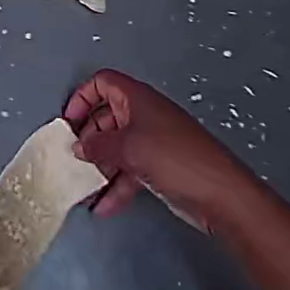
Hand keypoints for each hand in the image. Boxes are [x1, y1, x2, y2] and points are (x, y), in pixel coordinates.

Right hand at [64, 68, 256, 221]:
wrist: (221, 193)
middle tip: (74, 157)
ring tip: (84, 187)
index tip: (69, 121)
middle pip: (106, 117)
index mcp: (137, 98)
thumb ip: (98, 146)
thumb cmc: (175, 157)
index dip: (82, 97)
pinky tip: (104, 206)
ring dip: (100, 166)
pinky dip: (116, 186)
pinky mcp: (160, 167)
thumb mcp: (128, 147)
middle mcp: (144, 115)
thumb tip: (80, 146)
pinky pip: (130, 170)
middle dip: (88, 137)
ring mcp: (153, 141)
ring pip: (117, 147)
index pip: (102, 83)